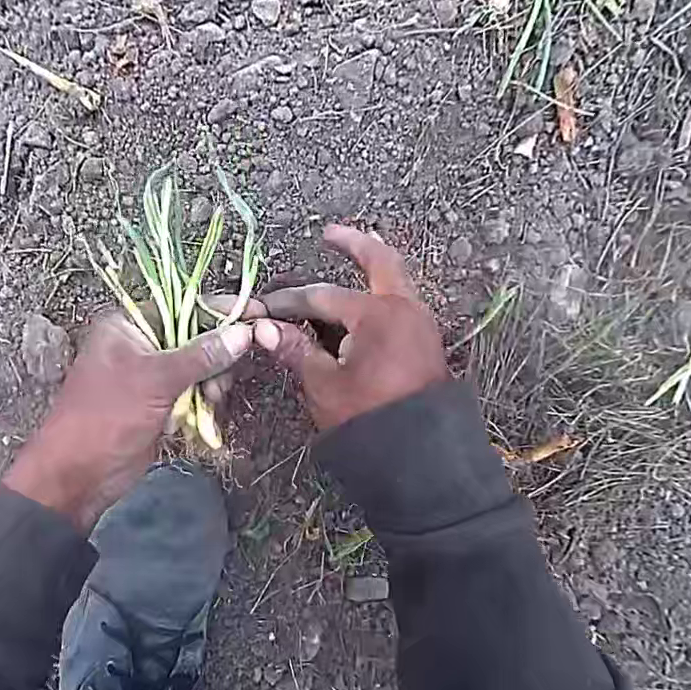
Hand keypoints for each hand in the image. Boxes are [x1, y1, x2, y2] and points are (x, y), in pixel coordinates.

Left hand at [4, 309, 254, 530]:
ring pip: (199, 368)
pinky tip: (204, 415)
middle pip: (196, 337)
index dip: (220, 311)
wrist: (78, 476)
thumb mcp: (156, 380)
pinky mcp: (159, 403)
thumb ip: (201, 356)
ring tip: (211, 401)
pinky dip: (201, 403)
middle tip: (223, 379)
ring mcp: (150, 375)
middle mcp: (141, 344)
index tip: (256, 314)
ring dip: (210, 385)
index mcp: (129, 325)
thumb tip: (242, 333)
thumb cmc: (106, 418)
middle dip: (216, 358)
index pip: (183, 305)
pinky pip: (192, 393)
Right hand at [256, 224, 447, 431]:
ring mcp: (421, 324)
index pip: (322, 296)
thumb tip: (264, 328)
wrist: (421, 455)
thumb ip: (296, 349)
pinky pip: (403, 303)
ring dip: (374, 267)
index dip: (288, 302)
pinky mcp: (426, 342)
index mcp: (376, 314)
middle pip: (380, 261)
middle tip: (330, 234)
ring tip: (352, 259)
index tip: (264, 308)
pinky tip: (365, 305)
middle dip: (354, 244)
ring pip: (397, 281)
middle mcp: (404, 309)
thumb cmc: (369, 418)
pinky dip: (383, 293)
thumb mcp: (324, 385)